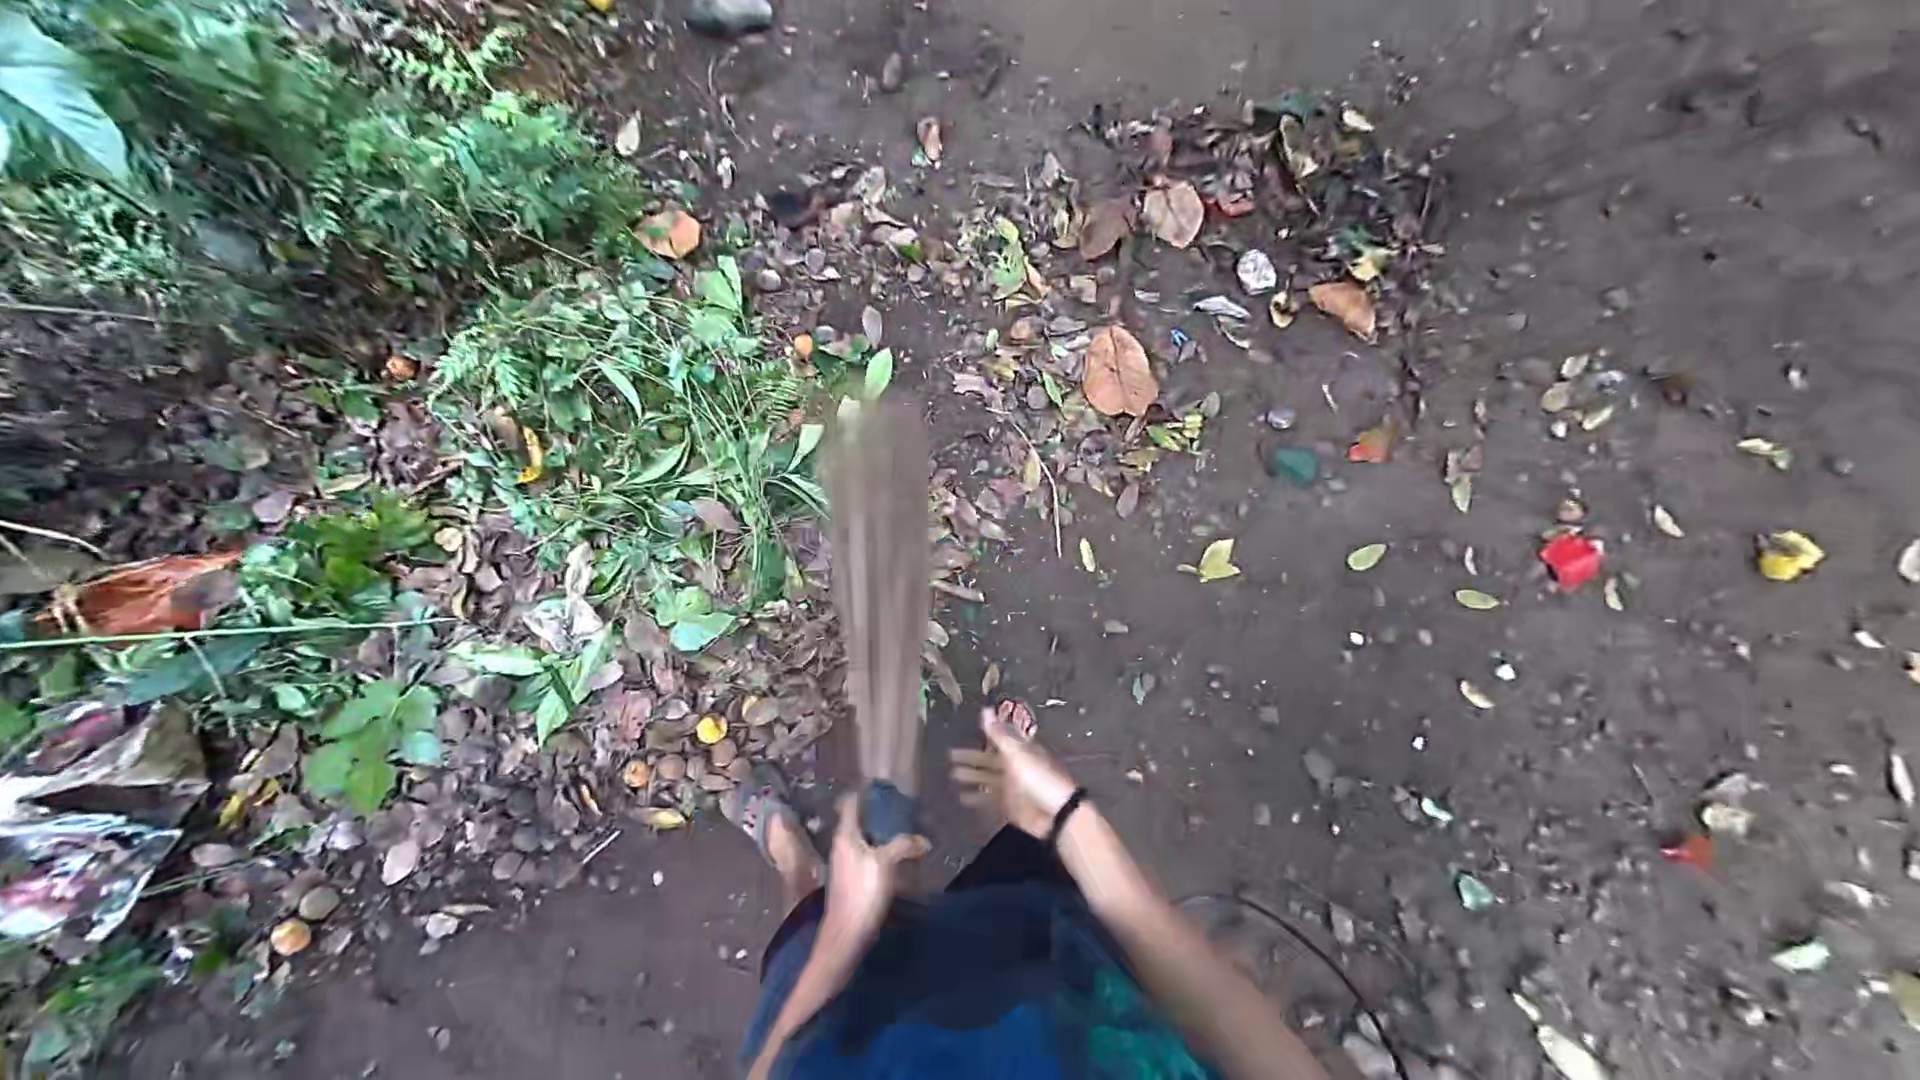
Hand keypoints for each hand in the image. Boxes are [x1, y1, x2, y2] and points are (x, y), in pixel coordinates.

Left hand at [823, 791, 927, 939]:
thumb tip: (925, 841)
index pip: (850, 802)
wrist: (846, 937)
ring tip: (905, 828)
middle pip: (859, 820)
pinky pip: (868, 855)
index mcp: (845, 835)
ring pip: (864, 839)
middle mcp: (842, 845)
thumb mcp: (885, 863)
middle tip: (902, 805)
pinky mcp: (852, 880)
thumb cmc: (862, 893)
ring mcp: (845, 863)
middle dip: (878, 812)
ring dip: (881, 833)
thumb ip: (904, 845)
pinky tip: (898, 856)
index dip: (864, 790)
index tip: (882, 782)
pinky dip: (881, 850)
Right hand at [948, 704, 1079, 838]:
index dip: (982, 735)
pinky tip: (963, 798)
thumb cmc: (1039, 779)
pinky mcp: (1010, 806)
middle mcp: (1014, 767)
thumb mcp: (1017, 754)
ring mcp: (1012, 787)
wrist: (1057, 815)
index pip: (997, 739)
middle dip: (971, 758)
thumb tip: (985, 710)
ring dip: (971, 777)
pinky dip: (976, 798)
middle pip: (989, 760)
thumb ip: (999, 734)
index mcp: (1018, 751)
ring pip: (987, 779)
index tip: (964, 732)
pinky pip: (989, 800)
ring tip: (952, 775)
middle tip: (950, 756)